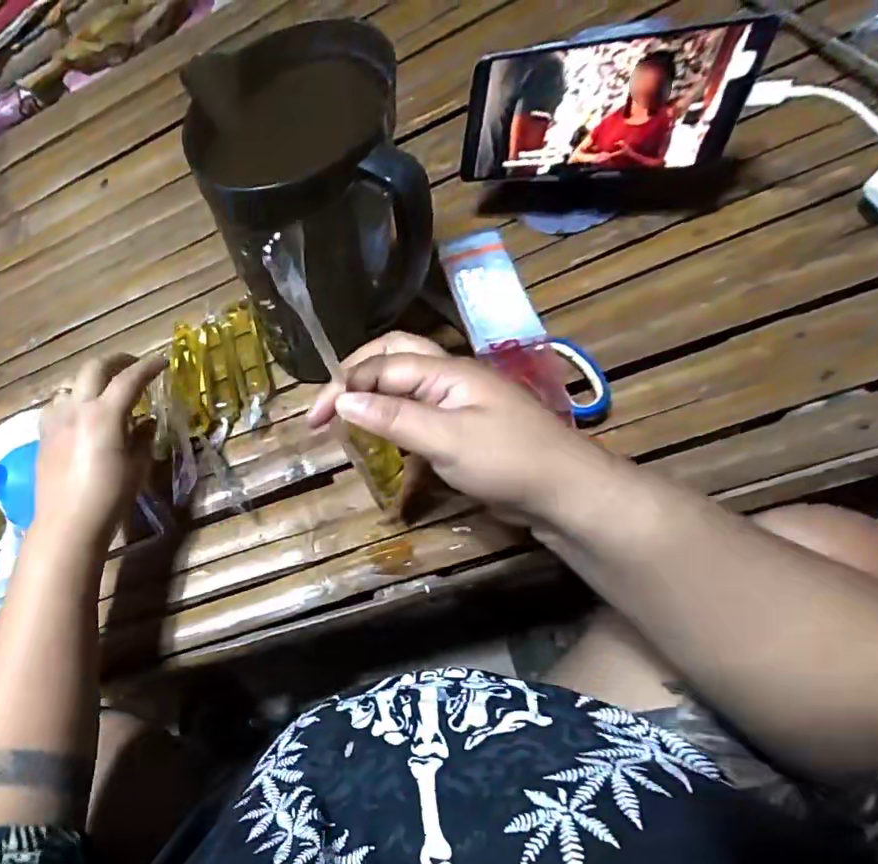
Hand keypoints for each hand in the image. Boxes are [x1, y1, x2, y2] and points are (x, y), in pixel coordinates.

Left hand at [33, 353, 165, 551]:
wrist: (68, 524)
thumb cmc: (109, 499)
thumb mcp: (137, 468)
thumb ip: (143, 439)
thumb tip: (147, 423)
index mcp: (105, 415)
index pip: (130, 379)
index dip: (148, 367)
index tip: (162, 361)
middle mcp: (78, 409)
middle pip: (95, 368)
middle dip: (116, 361)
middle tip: (132, 366)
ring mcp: (56, 420)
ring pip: (71, 385)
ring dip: (91, 382)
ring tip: (103, 393)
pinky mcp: (44, 435)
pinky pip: (57, 406)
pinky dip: (72, 402)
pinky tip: (78, 416)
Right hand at [305, 332, 613, 523]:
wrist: (564, 492)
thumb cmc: (507, 461)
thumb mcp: (446, 440)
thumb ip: (394, 418)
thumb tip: (343, 400)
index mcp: (446, 372)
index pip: (381, 365)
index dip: (343, 387)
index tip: (314, 420)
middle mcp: (449, 378)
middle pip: (392, 356)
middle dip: (354, 376)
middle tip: (325, 406)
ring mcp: (456, 401)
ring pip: (403, 382)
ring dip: (370, 393)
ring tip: (343, 418)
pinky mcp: (460, 425)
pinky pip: (415, 409)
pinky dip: (389, 416)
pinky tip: (378, 436)